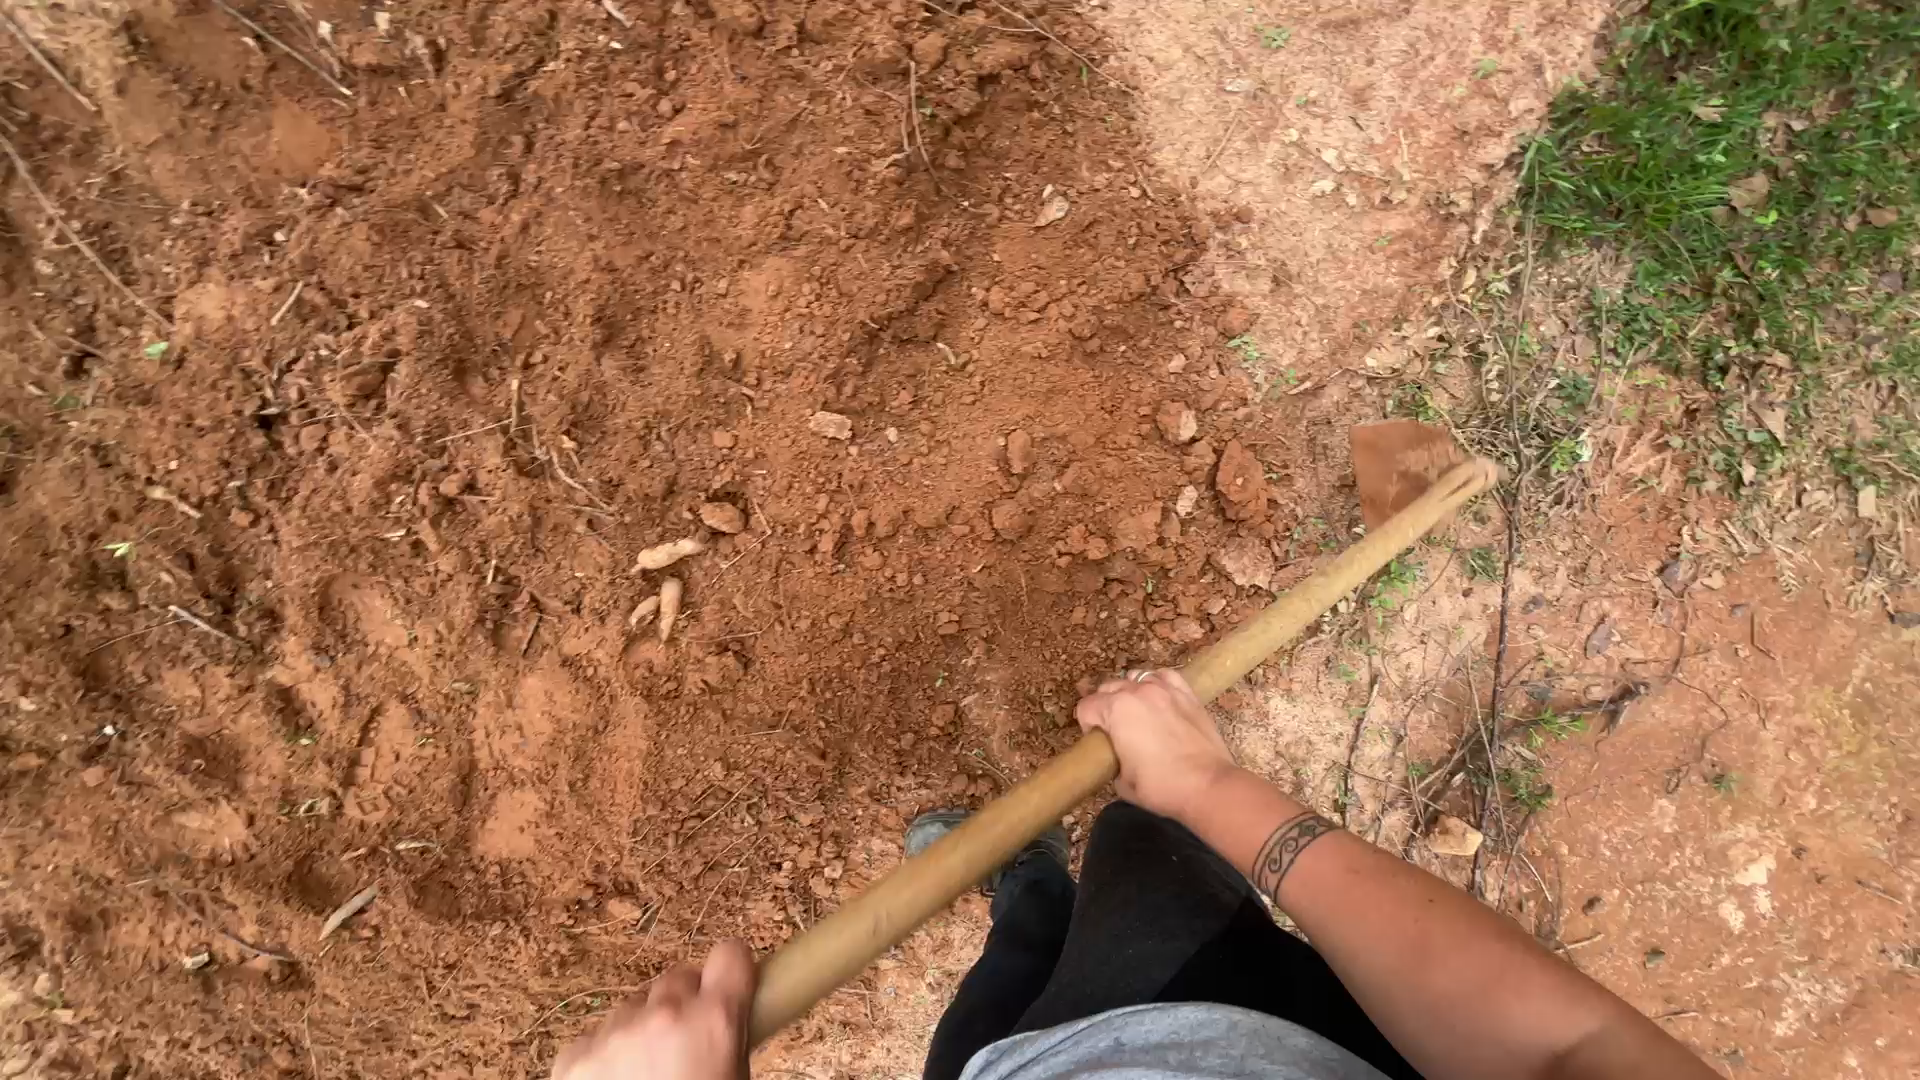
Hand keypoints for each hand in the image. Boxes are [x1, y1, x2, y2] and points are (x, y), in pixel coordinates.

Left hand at [553, 941, 756, 1079]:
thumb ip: (728, 1044)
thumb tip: (727, 1026)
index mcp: (715, 1021)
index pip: (730, 952)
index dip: (731, 971)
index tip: (729, 989)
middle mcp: (664, 1015)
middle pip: (679, 977)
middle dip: (684, 1005)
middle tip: (683, 1048)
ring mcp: (614, 1034)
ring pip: (635, 1006)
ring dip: (642, 1031)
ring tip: (640, 1079)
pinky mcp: (571, 1059)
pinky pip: (596, 1037)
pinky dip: (604, 1057)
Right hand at [1074, 669, 1238, 824]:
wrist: (1208, 786)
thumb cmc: (1161, 786)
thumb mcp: (1122, 781)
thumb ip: (1112, 759)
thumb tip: (1116, 756)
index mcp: (1116, 709)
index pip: (1086, 707)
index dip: (1088, 727)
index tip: (1099, 744)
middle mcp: (1137, 691)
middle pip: (1107, 688)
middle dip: (1105, 708)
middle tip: (1115, 733)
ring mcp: (1164, 689)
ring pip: (1134, 678)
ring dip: (1129, 693)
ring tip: (1137, 714)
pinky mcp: (1186, 694)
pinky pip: (1164, 676)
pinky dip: (1156, 683)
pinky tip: (1158, 698)